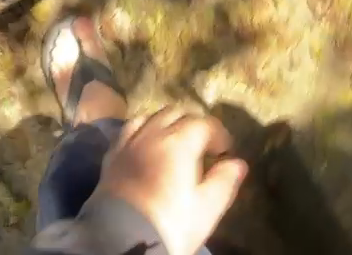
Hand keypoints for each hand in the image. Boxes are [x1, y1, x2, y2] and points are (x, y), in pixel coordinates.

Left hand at [94, 106, 248, 254]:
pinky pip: (131, 127)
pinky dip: (145, 127)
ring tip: (177, 141)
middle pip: (178, 113)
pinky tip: (147, 141)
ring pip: (154, 115)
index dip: (219, 134)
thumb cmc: (170, 224)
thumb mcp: (206, 210)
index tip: (226, 150)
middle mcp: (154, 131)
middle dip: (195, 124)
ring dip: (169, 122)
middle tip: (204, 144)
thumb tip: (238, 163)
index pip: (205, 124)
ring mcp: (130, 139)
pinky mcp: (113, 152)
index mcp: (180, 141)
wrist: (122, 239)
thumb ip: (224, 182)